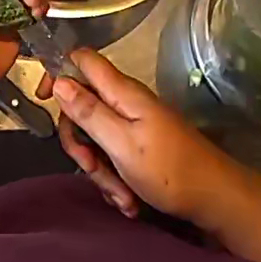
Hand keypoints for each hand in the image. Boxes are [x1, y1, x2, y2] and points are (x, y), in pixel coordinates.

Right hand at [41, 50, 245, 224]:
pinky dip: (115, 179)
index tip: (44, 100)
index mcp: (123, 93)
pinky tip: (129, 200)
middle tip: (91, 166)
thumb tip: (59, 80)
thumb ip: (89, 111)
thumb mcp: (122, 143)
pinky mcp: (140, 147)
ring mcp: (134, 125)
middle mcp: (126, 103)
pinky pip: (112, 156)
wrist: (217, 201)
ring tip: (121, 195)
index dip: (58, 72)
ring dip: (100, 170)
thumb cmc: (171, 171)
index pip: (82, 60)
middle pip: (82, 106)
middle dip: (80, 142)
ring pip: (95, 138)